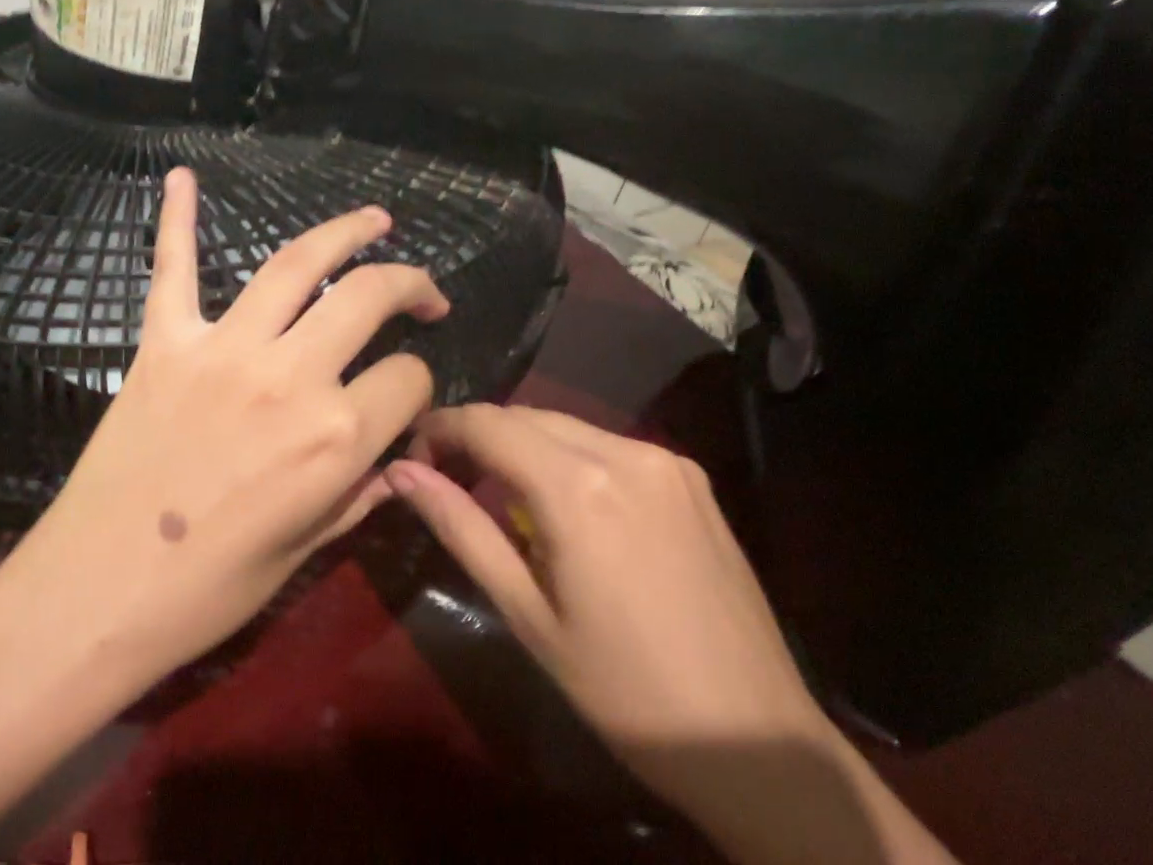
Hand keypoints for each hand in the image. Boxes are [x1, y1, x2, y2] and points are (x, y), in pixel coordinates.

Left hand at [0, 168, 448, 684]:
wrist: (99, 589)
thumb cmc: (210, 589)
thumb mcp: (305, 550)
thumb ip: (358, 496)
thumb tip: (395, 464)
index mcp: (337, 437)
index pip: (409, 380)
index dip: (418, 389)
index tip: (405, 403)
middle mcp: (290, 377)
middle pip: (368, 299)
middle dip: (411, 286)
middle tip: (424, 295)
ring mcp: (221, 350)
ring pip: (294, 265)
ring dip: (343, 232)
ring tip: (375, 220)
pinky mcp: (162, 344)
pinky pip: (173, 270)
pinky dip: (176, 219)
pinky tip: (182, 176)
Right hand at [386, 405, 828, 806]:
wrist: (752, 737)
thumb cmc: (621, 687)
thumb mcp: (525, 612)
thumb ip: (461, 529)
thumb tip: (400, 475)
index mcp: (578, 488)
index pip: (487, 424)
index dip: (439, 430)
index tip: (411, 460)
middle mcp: (626, 454)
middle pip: (527, 416)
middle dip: (477, 435)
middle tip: (445, 479)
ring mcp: (668, 463)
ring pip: (569, 427)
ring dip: (522, 446)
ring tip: (498, 496)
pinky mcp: (694, 482)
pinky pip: (610, 447)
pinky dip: (569, 459)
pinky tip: (563, 508)